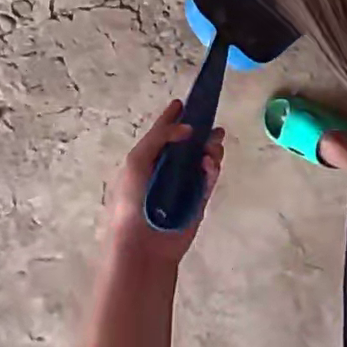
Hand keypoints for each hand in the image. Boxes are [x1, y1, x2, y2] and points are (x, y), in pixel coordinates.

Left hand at [102, 99, 225, 266]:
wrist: (142, 245)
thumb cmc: (132, 200)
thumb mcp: (137, 160)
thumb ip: (160, 137)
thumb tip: (187, 127)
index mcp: (149, 157)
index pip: (163, 132)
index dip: (173, 116)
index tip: (184, 102)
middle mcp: (169, 167)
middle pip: (190, 142)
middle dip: (202, 130)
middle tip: (212, 126)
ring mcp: (186, 182)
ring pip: (205, 156)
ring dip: (211, 147)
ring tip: (213, 144)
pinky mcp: (200, 198)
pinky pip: (211, 176)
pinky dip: (213, 167)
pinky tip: (208, 164)